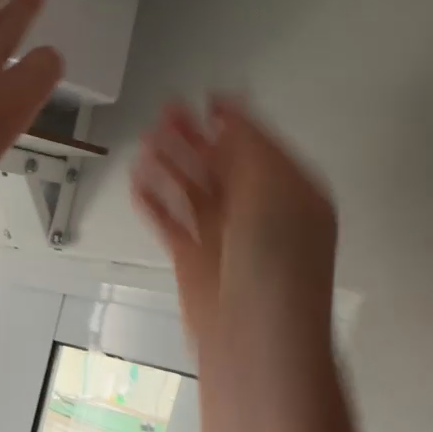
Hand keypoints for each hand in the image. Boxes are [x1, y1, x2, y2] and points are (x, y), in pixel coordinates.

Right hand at [132, 98, 336, 349]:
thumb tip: (229, 115)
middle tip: (169, 113)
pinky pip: (169, 221)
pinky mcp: (194, 259)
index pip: (257, 142)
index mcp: (290, 190)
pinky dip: (154, 202)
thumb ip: (249, 149)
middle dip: (193, 136)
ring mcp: (224, 235)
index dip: (232, 118)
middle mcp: (259, 210)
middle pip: (219, 162)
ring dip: (169, 164)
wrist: (253, 334)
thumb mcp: (273, 192)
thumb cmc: (279, 275)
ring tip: (148, 142)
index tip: (211, 97)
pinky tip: (142, 184)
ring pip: (191, 189)